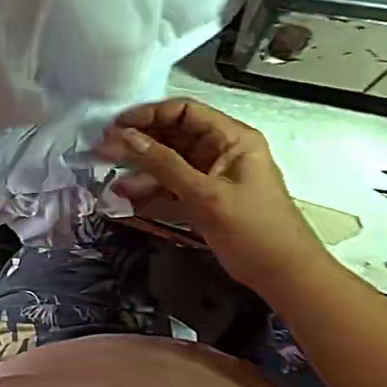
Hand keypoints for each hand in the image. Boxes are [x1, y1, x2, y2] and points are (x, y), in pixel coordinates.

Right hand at [94, 99, 335, 296]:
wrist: (283, 275)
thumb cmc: (256, 230)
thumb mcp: (206, 194)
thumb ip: (163, 164)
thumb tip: (125, 138)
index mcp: (232, 139)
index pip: (184, 112)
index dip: (148, 115)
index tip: (116, 127)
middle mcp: (219, 152)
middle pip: (171, 136)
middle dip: (137, 143)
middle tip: (103, 151)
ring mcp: (209, 176)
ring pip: (166, 163)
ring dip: (138, 170)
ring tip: (108, 178)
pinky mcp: (201, 200)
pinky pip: (168, 187)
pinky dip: (147, 192)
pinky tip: (124, 198)